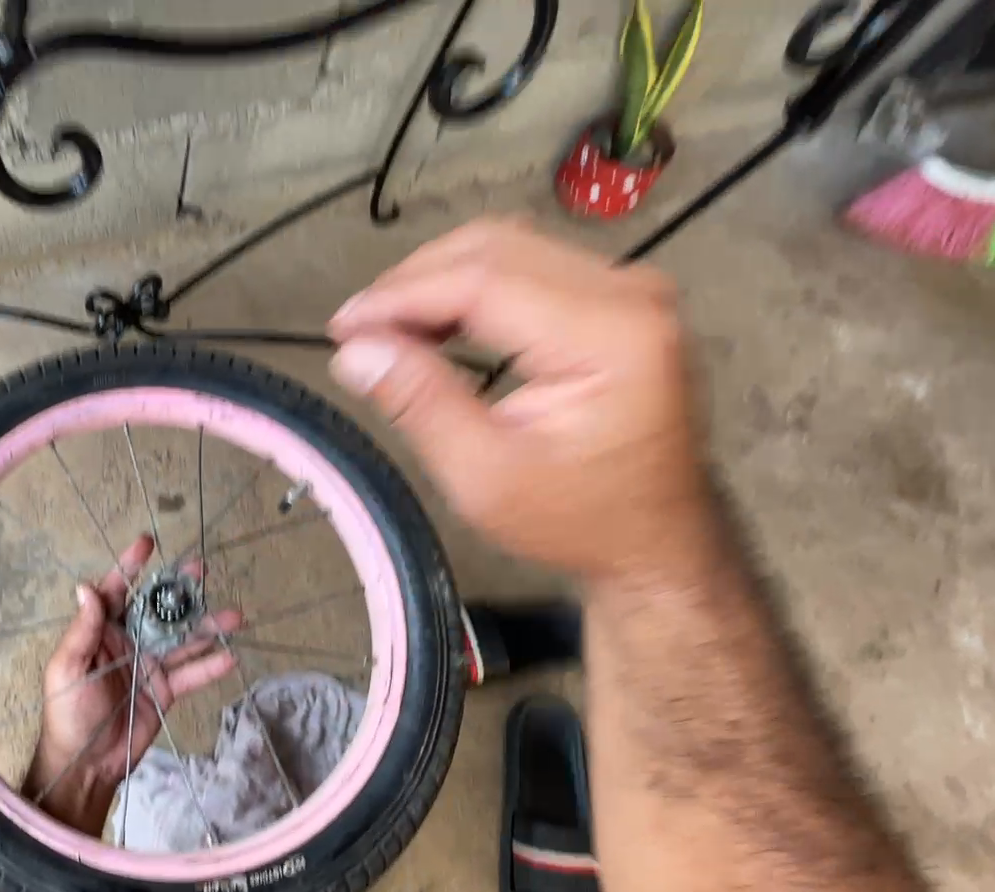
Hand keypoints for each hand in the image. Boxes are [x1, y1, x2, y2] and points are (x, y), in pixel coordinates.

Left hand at [22, 534, 241, 835]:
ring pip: (182, 639)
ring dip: (207, 627)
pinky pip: (190, 674)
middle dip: (179, 590)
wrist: (86, 763)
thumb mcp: (68, 669)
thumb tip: (86, 587)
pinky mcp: (165, 690)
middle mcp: (128, 642)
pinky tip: (229, 655)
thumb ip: (82, 630)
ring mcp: (149, 665)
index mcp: (100, 632)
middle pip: (158, 610)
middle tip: (201, 569)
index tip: (147, 543)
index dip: (130, 567)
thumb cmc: (68, 712)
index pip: (116, 592)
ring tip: (234, 615)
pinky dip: (209, 666)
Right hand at [327, 219, 714, 585]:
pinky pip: (525, 267)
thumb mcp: (483, 476)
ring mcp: (625, 289)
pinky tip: (429, 325)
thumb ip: (420, 404)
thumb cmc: (575, 521)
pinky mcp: (612, 300)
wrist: (653, 542)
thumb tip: (354, 352)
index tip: (341, 327)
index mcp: (606, 334)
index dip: (400, 296)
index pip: (482, 281)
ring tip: (384, 329)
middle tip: (356, 330)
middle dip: (411, 281)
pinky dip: (465, 287)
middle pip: (494, 248)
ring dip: (434, 280)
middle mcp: (626, 291)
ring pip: (506, 247)